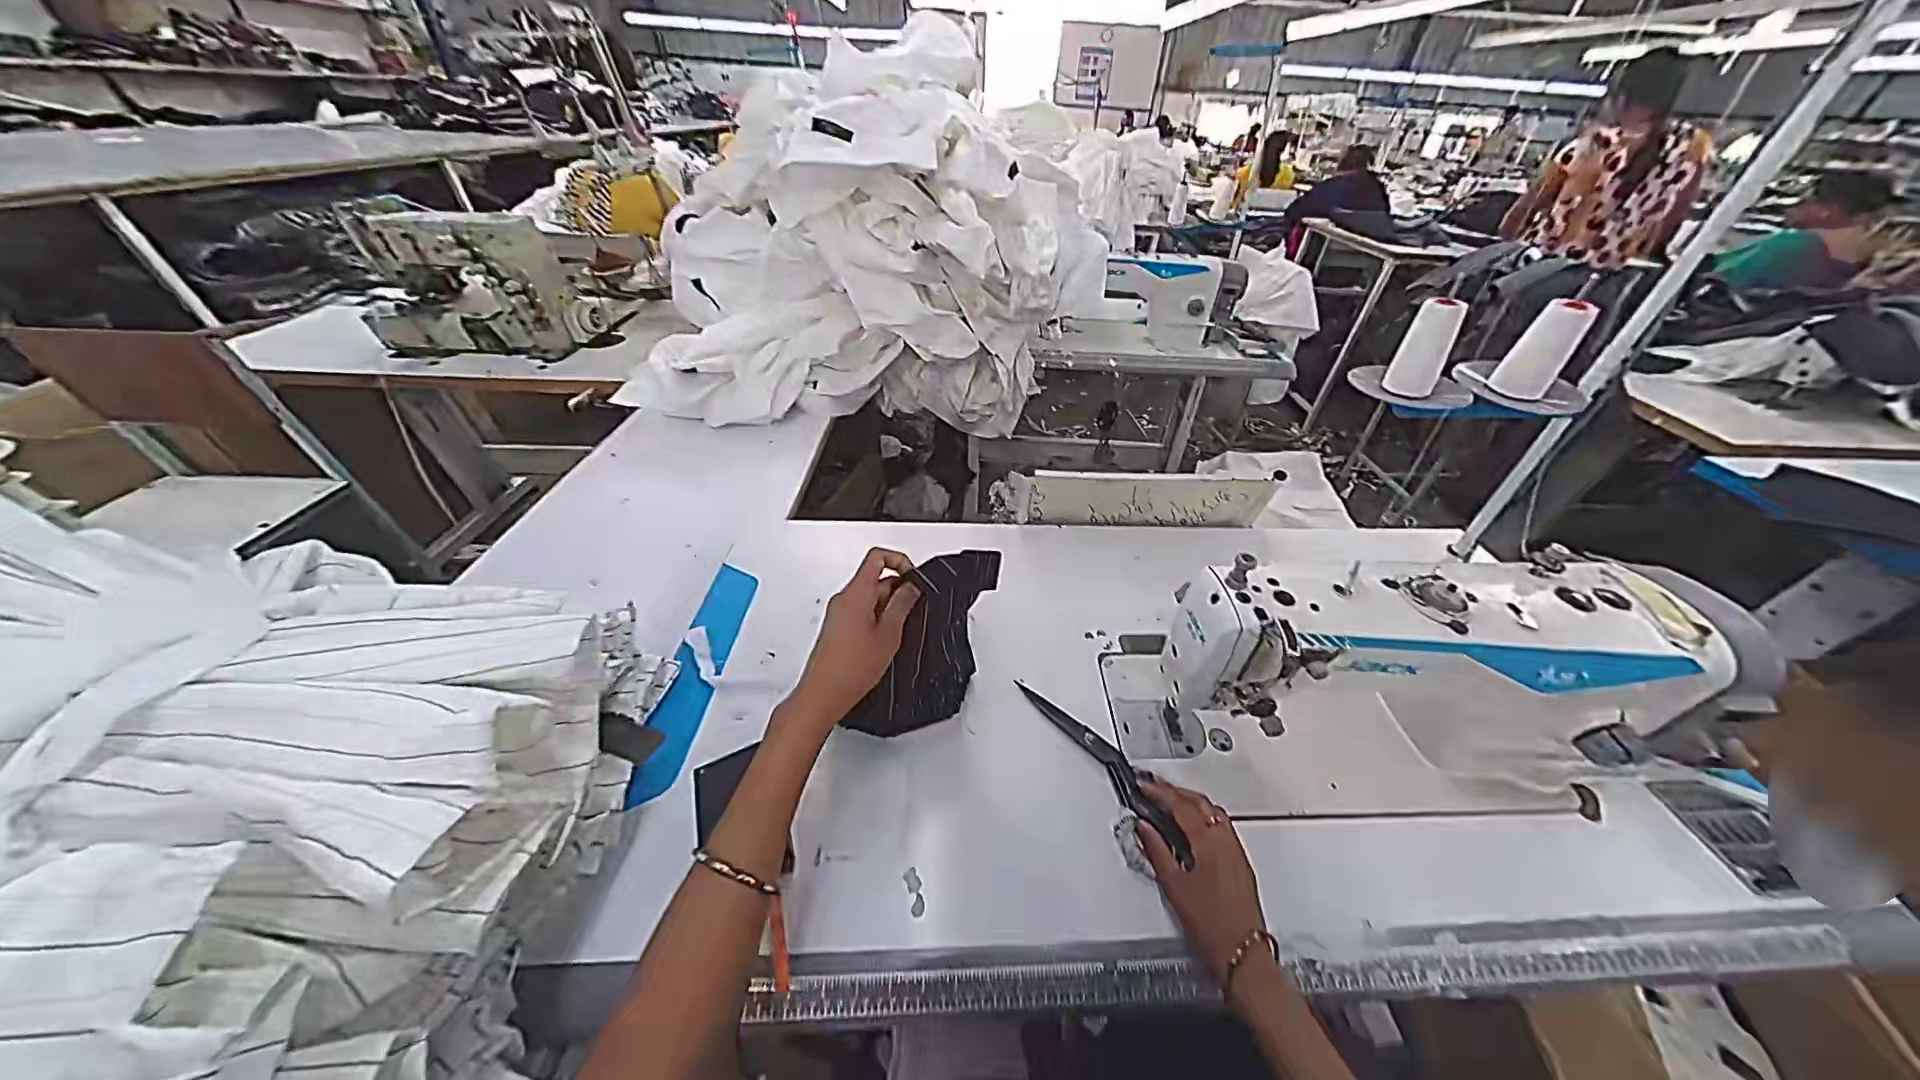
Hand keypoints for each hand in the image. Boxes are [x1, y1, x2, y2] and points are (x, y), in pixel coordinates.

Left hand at [787, 548, 920, 729]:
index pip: (877, 557)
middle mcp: (843, 598)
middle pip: (875, 577)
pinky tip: (883, 642)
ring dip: (887, 608)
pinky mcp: (837, 626)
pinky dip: (876, 619)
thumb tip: (911, 586)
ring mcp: (838, 612)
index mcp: (856, 593)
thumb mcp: (889, 634)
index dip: (899, 562)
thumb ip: (902, 604)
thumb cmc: (850, 669)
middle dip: (897, 591)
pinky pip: (860, 610)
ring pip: (869, 596)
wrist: (823, 694)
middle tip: (910, 612)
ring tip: (895, 634)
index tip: (913, 579)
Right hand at [1136, 780, 1265, 985]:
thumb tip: (1144, 829)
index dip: (1161, 792)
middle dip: (1176, 791)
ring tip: (1172, 800)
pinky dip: (1205, 815)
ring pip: (1214, 812)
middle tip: (1155, 787)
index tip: (1146, 786)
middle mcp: (1226, 842)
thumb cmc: (1212, 927)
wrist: (1242, 953)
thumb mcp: (1173, 886)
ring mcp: (1236, 851)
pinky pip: (1223, 826)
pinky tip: (1195, 823)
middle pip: (1200, 802)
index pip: (1181, 805)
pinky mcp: (1241, 862)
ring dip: (1192, 801)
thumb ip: (1157, 851)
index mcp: (1208, 843)